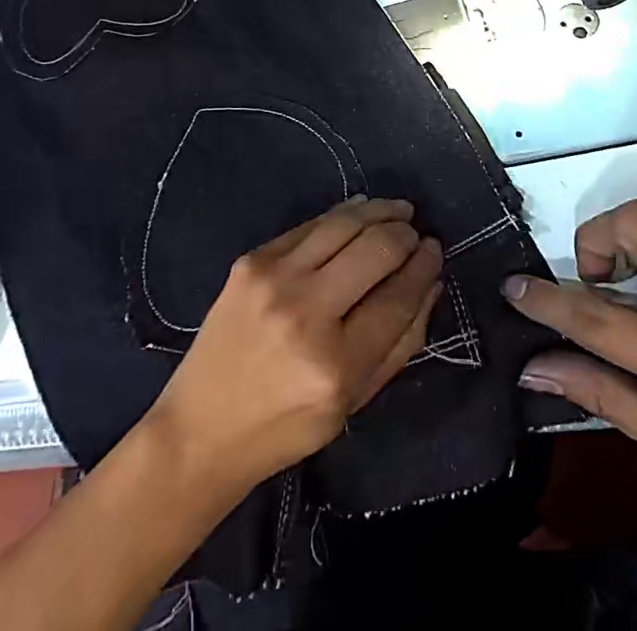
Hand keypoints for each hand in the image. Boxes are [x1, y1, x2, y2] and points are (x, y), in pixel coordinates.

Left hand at [146, 195, 443, 496]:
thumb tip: (430, 283)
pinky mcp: (249, 263)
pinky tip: (360, 211)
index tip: (436, 251)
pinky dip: (342, 215)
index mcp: (337, 364)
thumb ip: (401, 343)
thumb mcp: (356, 402)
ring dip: (379, 211)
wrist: (201, 427)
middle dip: (406, 235)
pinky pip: (309, 226)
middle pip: (377, 250)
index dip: (425, 266)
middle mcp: (305, 313)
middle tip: (417, 235)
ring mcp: (272, 281)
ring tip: (399, 210)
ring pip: (343, 224)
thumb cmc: (286, 427)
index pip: (399, 296)